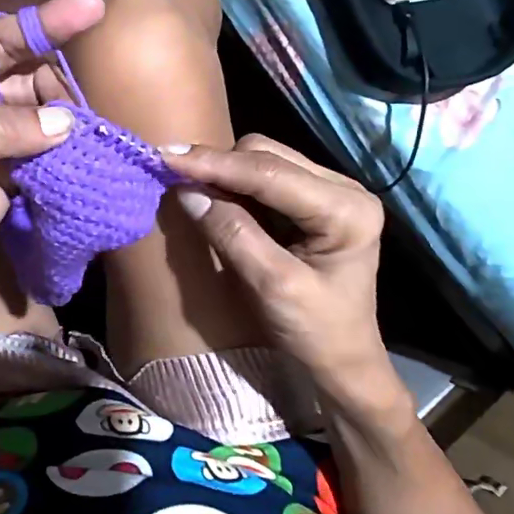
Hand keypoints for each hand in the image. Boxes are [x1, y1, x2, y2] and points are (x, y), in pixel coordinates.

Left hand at [0, 0, 104, 310]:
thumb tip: (65, 122)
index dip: (42, 23)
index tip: (92, 8)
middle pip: (27, 72)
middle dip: (58, 81)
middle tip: (79, 108)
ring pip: (44, 111)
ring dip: (68, 117)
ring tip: (85, 133)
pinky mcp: (12, 170)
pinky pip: (48, 149)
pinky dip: (68, 149)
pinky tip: (85, 150)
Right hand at [161, 136, 400, 414]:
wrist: (340, 358)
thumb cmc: (314, 330)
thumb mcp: (272, 286)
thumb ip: (233, 235)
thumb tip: (187, 192)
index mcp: (346, 209)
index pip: (270, 173)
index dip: (215, 164)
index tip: (167, 158)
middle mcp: (343, 188)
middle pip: (267, 156)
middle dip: (218, 164)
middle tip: (172, 176)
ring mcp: (329, 191)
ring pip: (264, 160)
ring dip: (224, 172)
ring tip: (189, 186)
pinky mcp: (311, 200)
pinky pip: (264, 177)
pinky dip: (233, 183)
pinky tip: (212, 195)